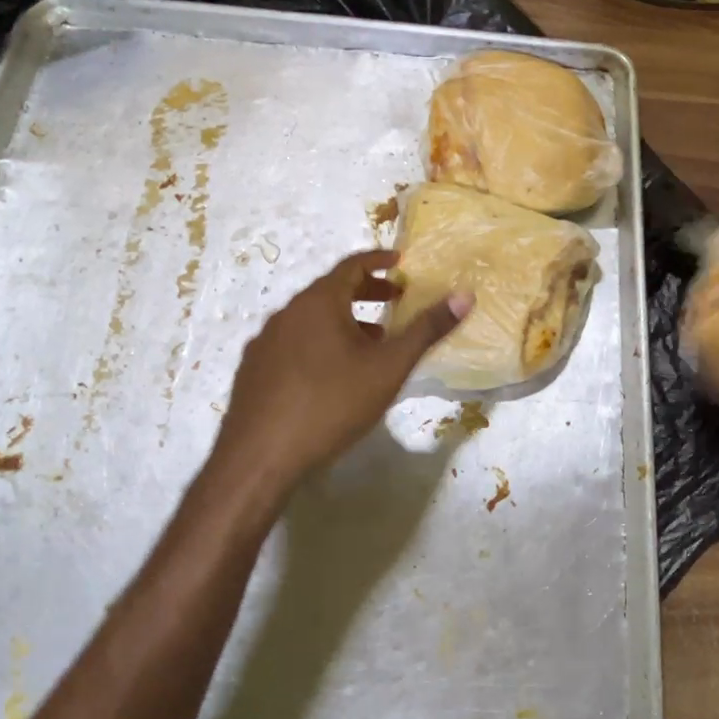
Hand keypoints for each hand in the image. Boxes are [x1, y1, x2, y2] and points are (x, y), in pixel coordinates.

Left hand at [217, 250, 470, 482]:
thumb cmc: (332, 404)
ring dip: (344, 319)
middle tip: (395, 300)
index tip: (401, 262)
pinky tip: (332, 374)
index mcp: (319, 302)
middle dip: (366, 291)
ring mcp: (265, 341)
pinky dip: (319, 341)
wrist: (260, 458)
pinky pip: (293, 341)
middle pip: (331, 289)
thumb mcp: (389, 367)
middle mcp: (287, 312)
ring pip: (311, 318)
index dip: (379, 260)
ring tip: (371, 342)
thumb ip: (427, 330)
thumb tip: (465, 296)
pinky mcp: (253, 369)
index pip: (352, 265)